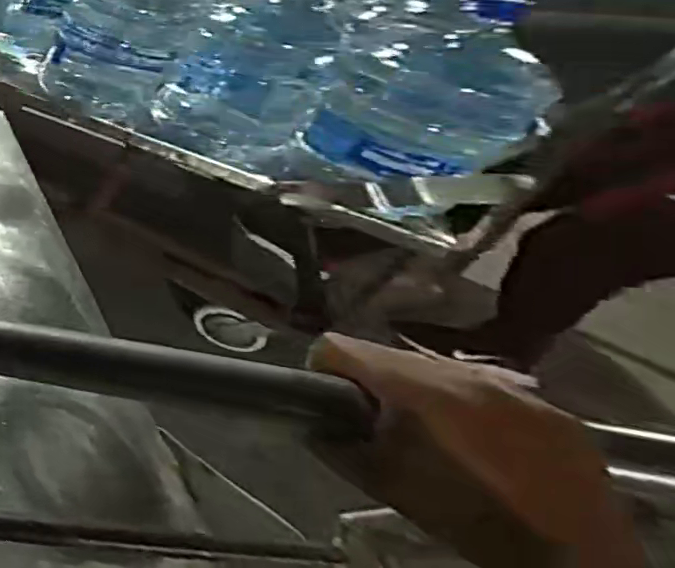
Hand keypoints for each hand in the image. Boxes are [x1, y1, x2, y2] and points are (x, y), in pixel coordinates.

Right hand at [308, 333, 642, 567]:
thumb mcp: (382, 480)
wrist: (580, 564)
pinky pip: (489, 391)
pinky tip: (484, 443)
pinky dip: (474, 408)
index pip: (336, 344)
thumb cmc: (468, 517)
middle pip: (388, 354)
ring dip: (424, 391)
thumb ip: (334, 440)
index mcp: (416, 386)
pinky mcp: (553, 410)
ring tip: (436, 433)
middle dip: (376, 382)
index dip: (323, 369)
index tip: (330, 398)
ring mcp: (514, 389)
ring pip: (439, 369)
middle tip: (383, 422)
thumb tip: (309, 422)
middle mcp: (463, 374)